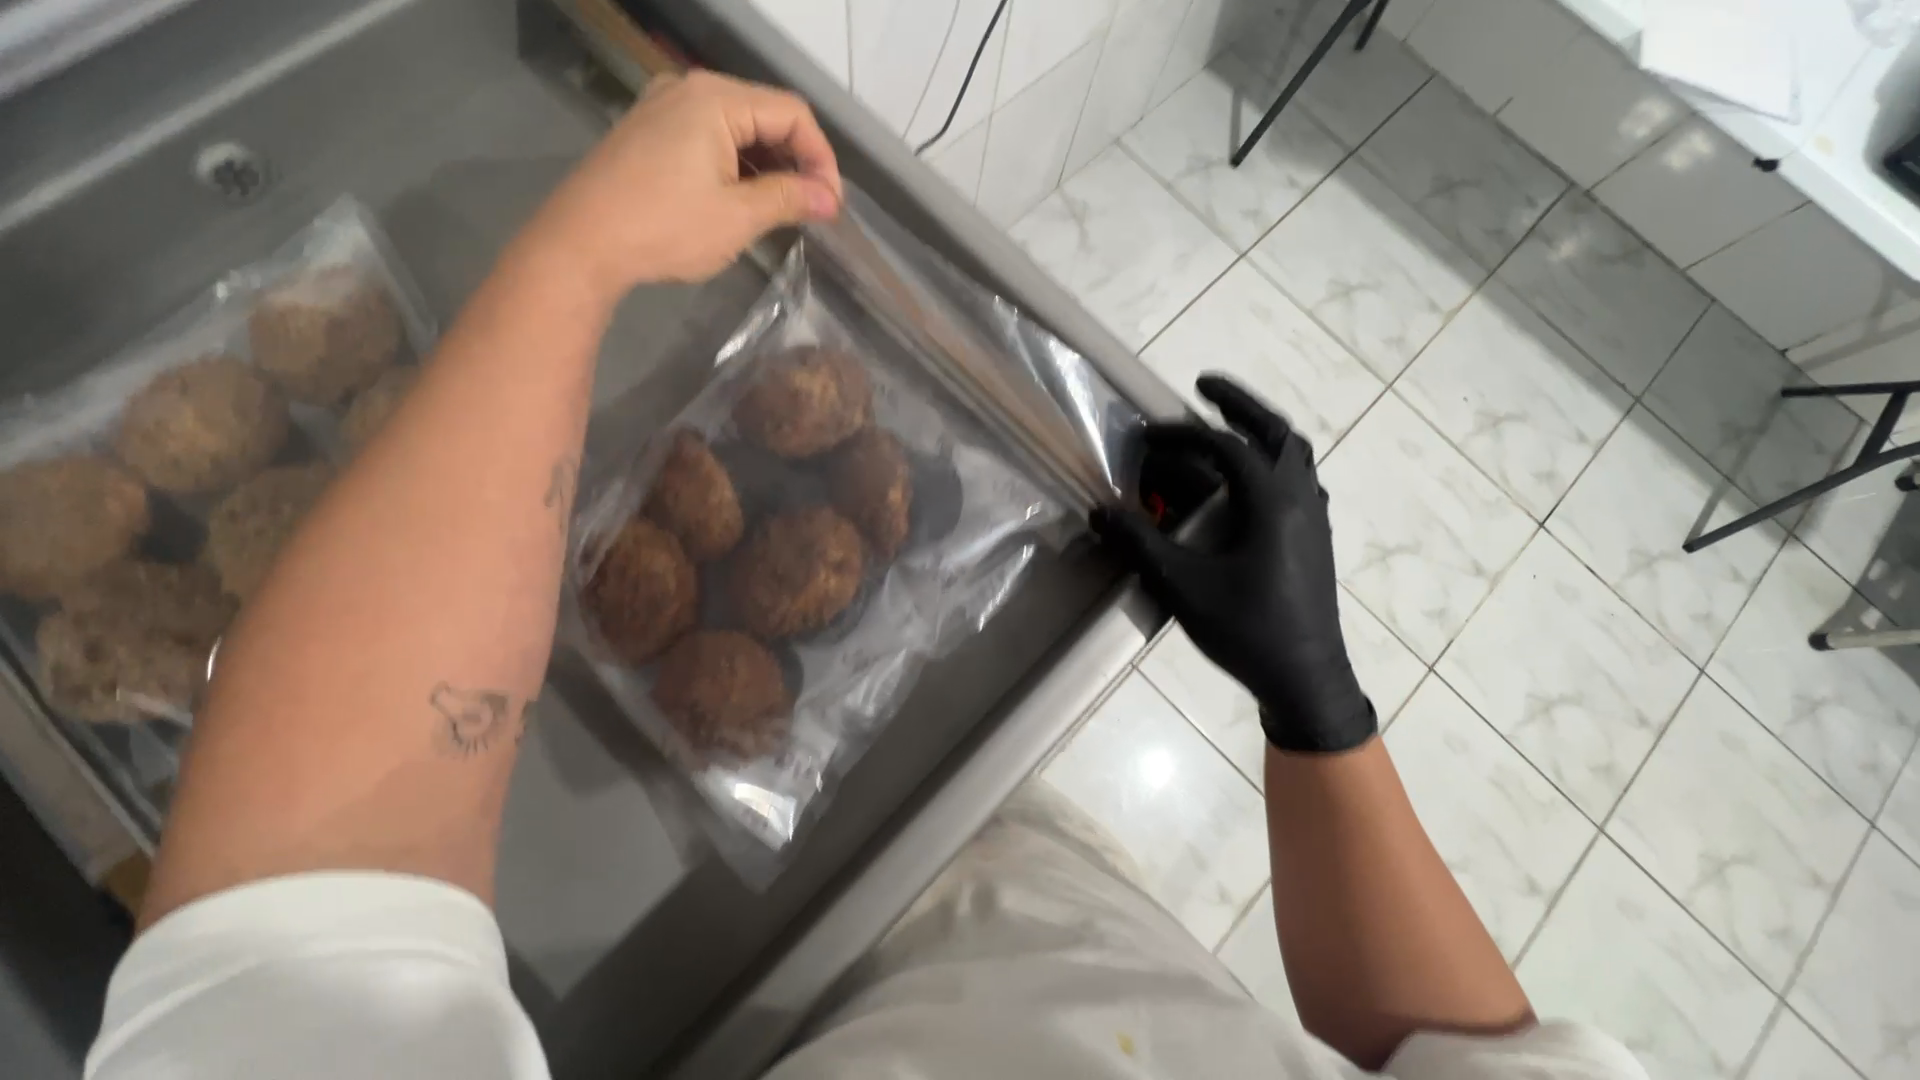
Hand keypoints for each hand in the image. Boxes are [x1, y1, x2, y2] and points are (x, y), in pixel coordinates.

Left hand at [525, 70, 842, 295]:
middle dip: (796, 161)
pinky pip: (709, 138)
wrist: (581, 243)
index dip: (821, 158)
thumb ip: (789, 199)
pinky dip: (736, 165)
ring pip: (737, 129)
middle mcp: (689, 90)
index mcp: (714, 99)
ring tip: (783, 210)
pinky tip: (745, 200)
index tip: (830, 204)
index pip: (791, 113)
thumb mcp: (737, 217)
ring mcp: (664, 108)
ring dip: (767, 166)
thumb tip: (829, 199)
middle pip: (764, 115)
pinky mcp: (650, 133)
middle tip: (812, 208)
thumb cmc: (664, 228)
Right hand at [1093, 376, 1374, 753]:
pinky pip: (1299, 482)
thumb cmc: (1245, 630)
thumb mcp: (1183, 586)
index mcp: (1272, 503)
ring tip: (1228, 424)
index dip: (1182, 432)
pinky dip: (1273, 465)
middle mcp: (1300, 499)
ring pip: (1295, 456)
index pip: (1226, 446)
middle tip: (1205, 386)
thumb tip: (1098, 510)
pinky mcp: (1315, 539)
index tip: (1146, 434)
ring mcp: (1314, 519)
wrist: (1305, 677)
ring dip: (1261, 432)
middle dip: (1240, 404)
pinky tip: (1248, 483)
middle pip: (1277, 433)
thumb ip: (1139, 543)